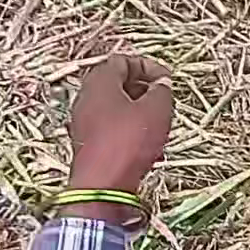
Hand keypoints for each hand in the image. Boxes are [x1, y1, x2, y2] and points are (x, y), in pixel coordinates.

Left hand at [67, 52, 173, 195]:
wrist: (101, 188)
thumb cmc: (127, 143)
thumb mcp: (156, 110)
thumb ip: (162, 90)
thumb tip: (161, 85)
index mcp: (99, 82)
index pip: (123, 61)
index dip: (149, 67)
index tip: (167, 81)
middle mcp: (85, 99)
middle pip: (117, 84)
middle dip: (144, 90)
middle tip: (163, 102)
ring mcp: (82, 123)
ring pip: (115, 109)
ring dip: (139, 114)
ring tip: (158, 127)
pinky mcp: (86, 146)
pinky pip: (111, 130)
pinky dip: (129, 133)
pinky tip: (147, 149)